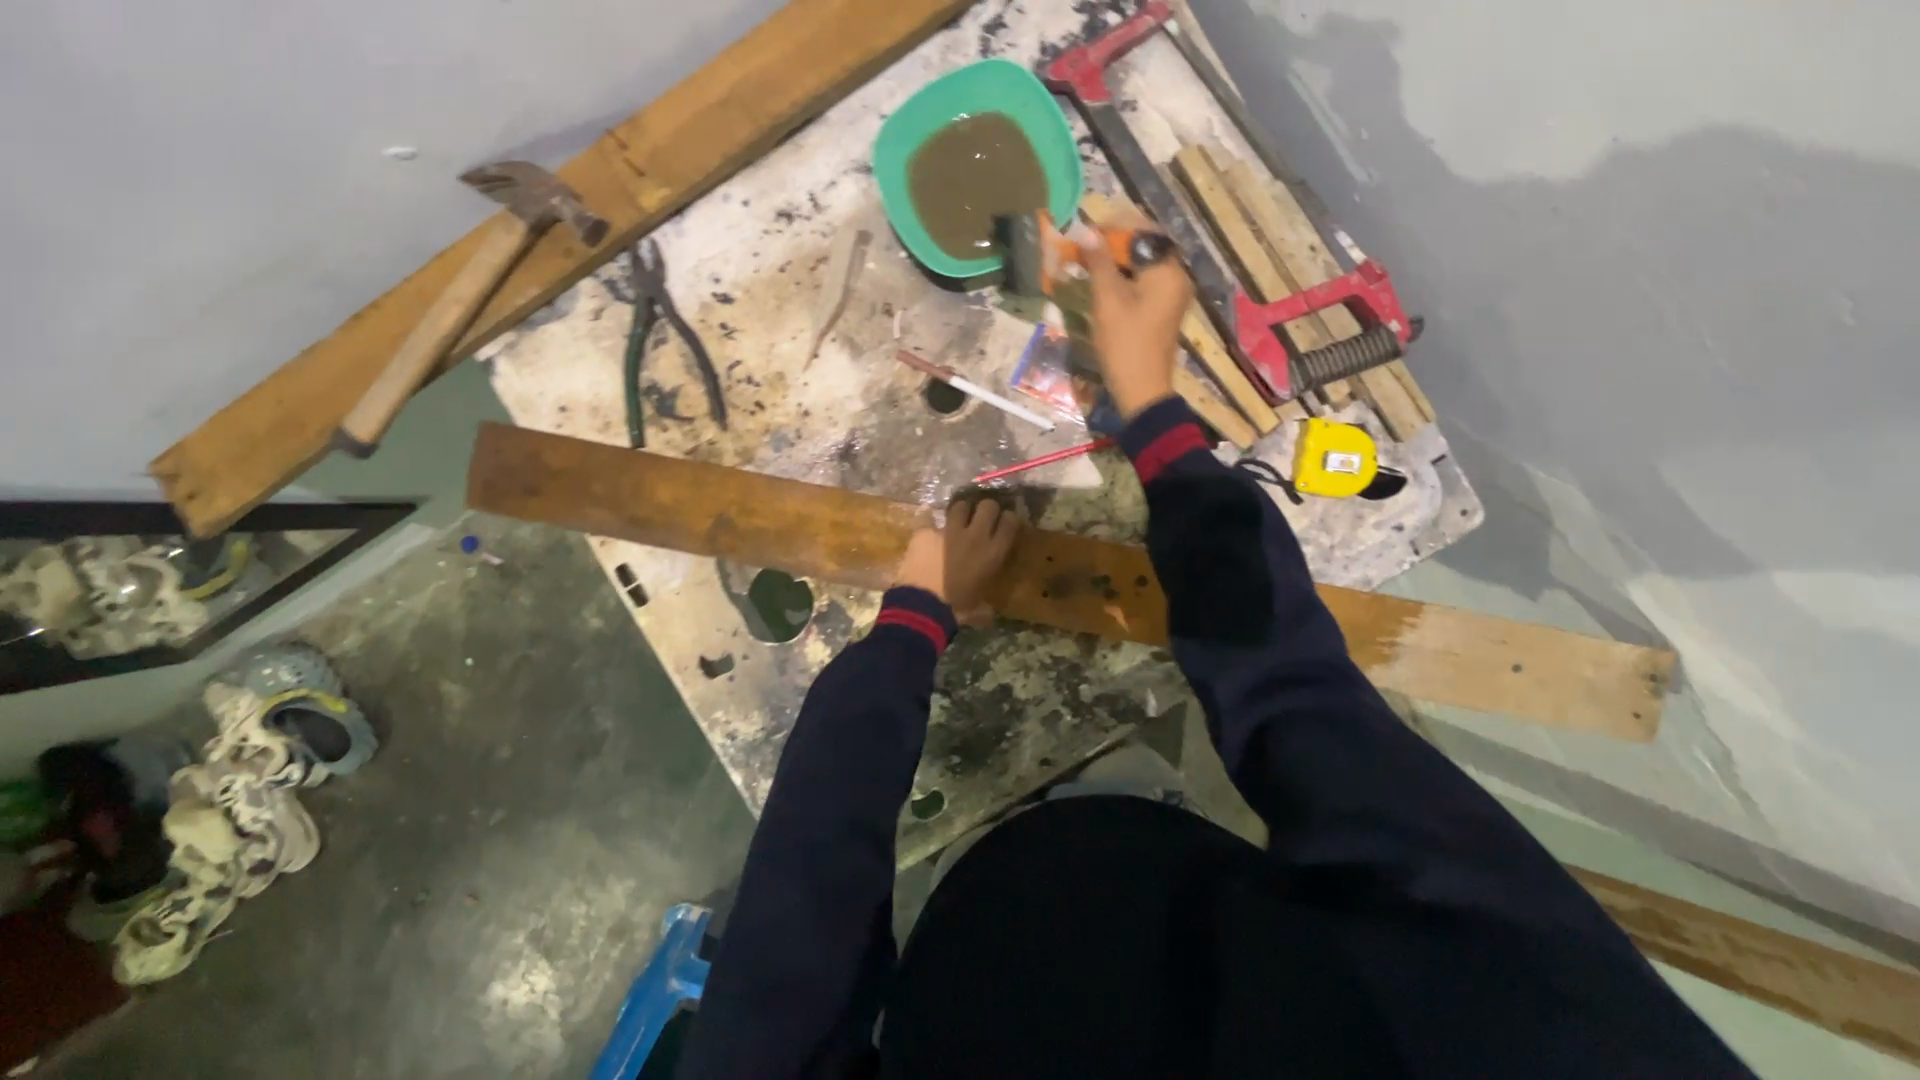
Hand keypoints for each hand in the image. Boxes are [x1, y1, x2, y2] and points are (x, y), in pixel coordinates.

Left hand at [892, 498, 1021, 625]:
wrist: (923, 605)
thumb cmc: (955, 609)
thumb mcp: (977, 608)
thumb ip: (985, 607)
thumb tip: (989, 615)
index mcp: (993, 554)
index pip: (1010, 523)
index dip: (1009, 519)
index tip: (1005, 522)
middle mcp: (975, 536)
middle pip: (988, 506)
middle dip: (986, 508)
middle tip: (981, 517)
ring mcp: (949, 531)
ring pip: (960, 506)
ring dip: (960, 510)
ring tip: (956, 517)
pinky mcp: (925, 532)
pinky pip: (926, 516)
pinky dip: (926, 517)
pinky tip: (926, 519)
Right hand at [1084, 230, 1194, 418]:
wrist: (1142, 390)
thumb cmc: (1124, 344)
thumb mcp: (1107, 300)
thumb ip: (1099, 262)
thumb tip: (1087, 231)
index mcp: (1169, 271)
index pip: (1145, 232)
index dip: (1116, 226)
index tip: (1089, 229)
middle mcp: (1177, 277)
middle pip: (1146, 247)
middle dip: (1115, 243)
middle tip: (1085, 245)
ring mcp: (1172, 295)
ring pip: (1143, 265)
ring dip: (1117, 260)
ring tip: (1088, 261)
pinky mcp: (1163, 309)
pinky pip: (1144, 282)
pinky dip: (1124, 277)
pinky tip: (1102, 281)